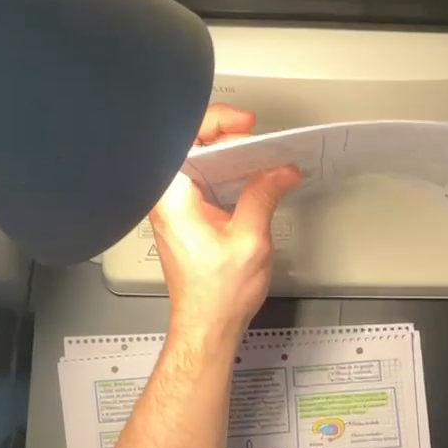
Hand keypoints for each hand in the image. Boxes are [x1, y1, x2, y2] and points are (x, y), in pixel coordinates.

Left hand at [151, 105, 302, 336]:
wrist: (207, 326)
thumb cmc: (216, 294)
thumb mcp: (250, 239)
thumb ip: (264, 196)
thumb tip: (281, 172)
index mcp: (173, 197)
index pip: (188, 136)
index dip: (219, 121)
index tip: (246, 126)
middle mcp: (167, 199)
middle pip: (194, 147)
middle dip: (231, 140)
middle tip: (261, 148)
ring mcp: (174, 209)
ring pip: (200, 165)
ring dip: (231, 160)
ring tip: (260, 164)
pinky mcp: (184, 220)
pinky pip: (203, 185)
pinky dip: (227, 179)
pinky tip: (250, 184)